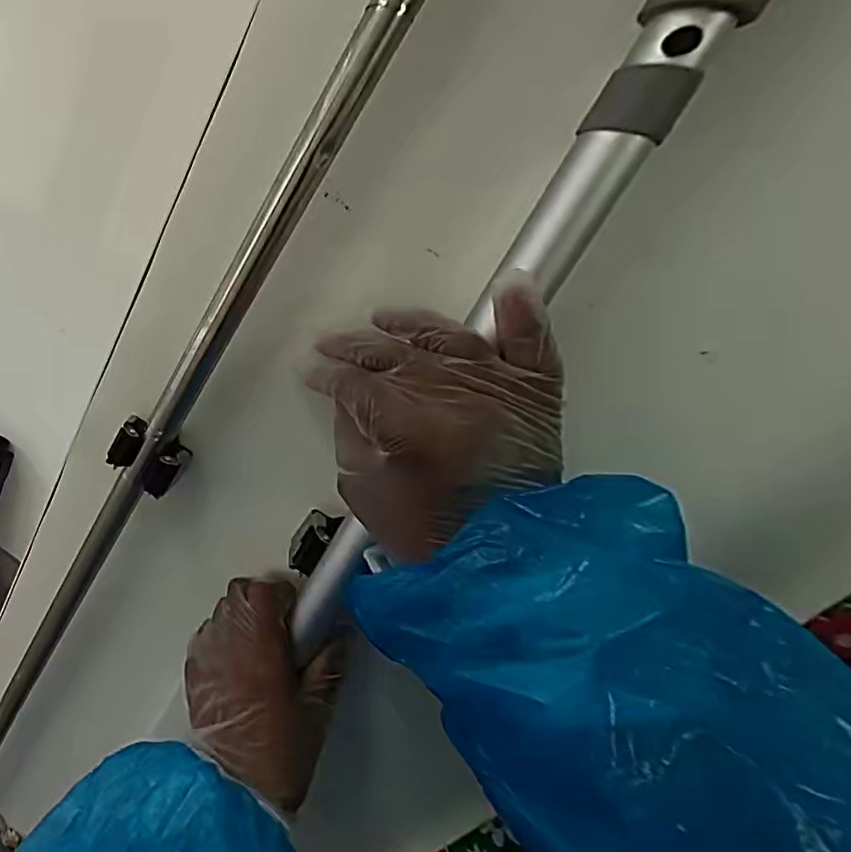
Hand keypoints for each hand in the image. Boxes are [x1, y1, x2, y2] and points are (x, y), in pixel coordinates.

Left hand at [185, 578, 344, 813]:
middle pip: (242, 593)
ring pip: (224, 612)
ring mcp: (206, 654)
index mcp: (258, 640)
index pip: (268, 589)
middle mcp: (226, 639)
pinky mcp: (194, 671)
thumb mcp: (316, 706)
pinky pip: (209, 637)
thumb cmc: (275, 754)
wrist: (235, 792)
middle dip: (266, 604)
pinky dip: (226, 641)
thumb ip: (329, 662)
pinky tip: (242, 669)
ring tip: (265, 653)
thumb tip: (338, 636)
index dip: (289, 596)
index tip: (304, 613)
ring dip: (245, 621)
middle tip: (287, 633)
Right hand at [307, 282, 563, 563]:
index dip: (328, 376)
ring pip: (447, 335)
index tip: (316, 376)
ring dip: (411, 322)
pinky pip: (530, 342)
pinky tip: (510, 287)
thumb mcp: (368, 498)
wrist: (507, 564)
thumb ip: (350, 441)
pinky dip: (522, 313)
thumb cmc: (440, 542)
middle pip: (394, 352)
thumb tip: (346, 406)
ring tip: (384, 317)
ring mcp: (497, 388)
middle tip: (333, 346)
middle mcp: (453, 393)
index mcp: (409, 421)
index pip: (356, 381)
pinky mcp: (534, 396)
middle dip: (354, 347)